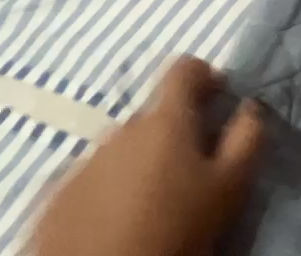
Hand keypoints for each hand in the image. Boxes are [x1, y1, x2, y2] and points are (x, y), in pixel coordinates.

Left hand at [32, 56, 264, 255]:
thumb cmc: (176, 232)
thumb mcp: (231, 185)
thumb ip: (247, 135)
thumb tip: (249, 105)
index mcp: (165, 121)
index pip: (183, 69)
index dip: (204, 77)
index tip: (216, 102)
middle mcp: (119, 132)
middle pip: (153, 116)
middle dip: (172, 132)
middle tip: (187, 172)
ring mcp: (80, 166)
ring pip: (120, 149)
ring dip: (138, 162)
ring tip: (148, 203)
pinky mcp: (51, 203)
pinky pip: (88, 180)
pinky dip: (105, 191)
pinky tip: (114, 223)